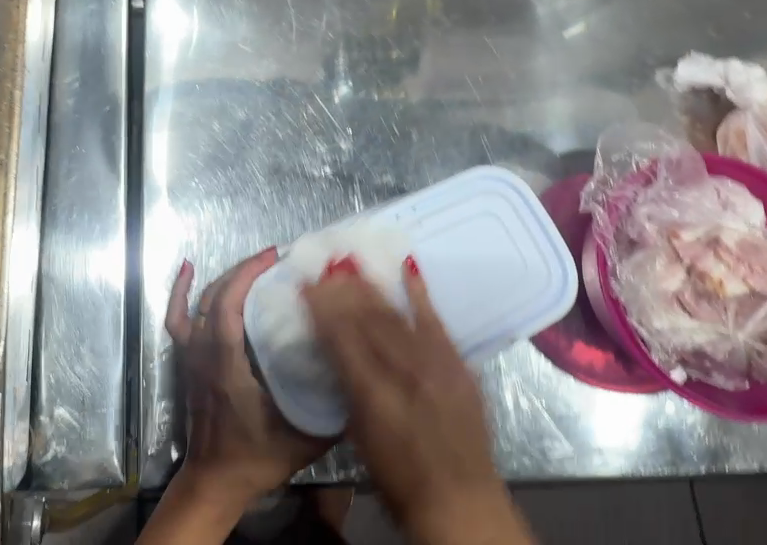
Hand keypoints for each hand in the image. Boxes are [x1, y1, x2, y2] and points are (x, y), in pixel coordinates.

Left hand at [165, 248, 332, 509]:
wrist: (214, 483)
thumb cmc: (255, 459)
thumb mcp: (301, 438)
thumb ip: (331, 411)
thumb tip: (357, 373)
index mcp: (227, 365)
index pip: (228, 307)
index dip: (247, 276)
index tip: (273, 258)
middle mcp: (204, 354)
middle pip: (215, 297)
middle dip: (243, 270)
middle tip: (274, 257)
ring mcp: (192, 357)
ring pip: (200, 303)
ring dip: (225, 278)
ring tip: (252, 264)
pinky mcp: (189, 362)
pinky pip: (178, 320)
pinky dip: (180, 291)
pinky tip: (188, 269)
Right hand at [302, 259, 532, 544]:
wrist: (461, 503)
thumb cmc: (399, 480)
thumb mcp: (358, 435)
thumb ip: (347, 388)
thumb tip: (335, 350)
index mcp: (371, 393)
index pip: (340, 337)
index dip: (321, 308)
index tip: (306, 285)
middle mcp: (403, 371)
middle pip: (367, 319)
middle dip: (343, 289)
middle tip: (326, 266)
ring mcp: (434, 364)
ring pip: (396, 314)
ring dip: (371, 287)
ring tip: (353, 264)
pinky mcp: (458, 365)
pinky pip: (436, 320)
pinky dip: (420, 293)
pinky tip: (408, 268)